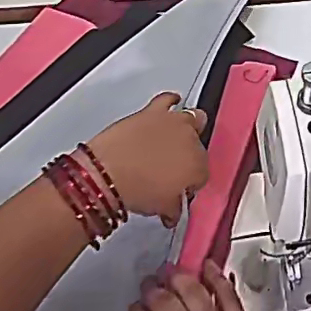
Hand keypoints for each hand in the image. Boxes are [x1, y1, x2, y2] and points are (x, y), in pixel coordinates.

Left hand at [83, 93, 207, 223]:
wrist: (109, 173)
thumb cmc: (137, 190)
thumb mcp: (162, 208)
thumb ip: (174, 208)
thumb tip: (173, 210)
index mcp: (198, 166)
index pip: (202, 174)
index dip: (190, 183)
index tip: (179, 189)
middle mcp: (191, 140)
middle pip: (198, 146)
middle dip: (188, 157)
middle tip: (173, 168)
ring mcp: (173, 122)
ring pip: (192, 119)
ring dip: (187, 129)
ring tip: (174, 140)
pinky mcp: (154, 111)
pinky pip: (168, 100)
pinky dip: (172, 101)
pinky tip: (173, 103)